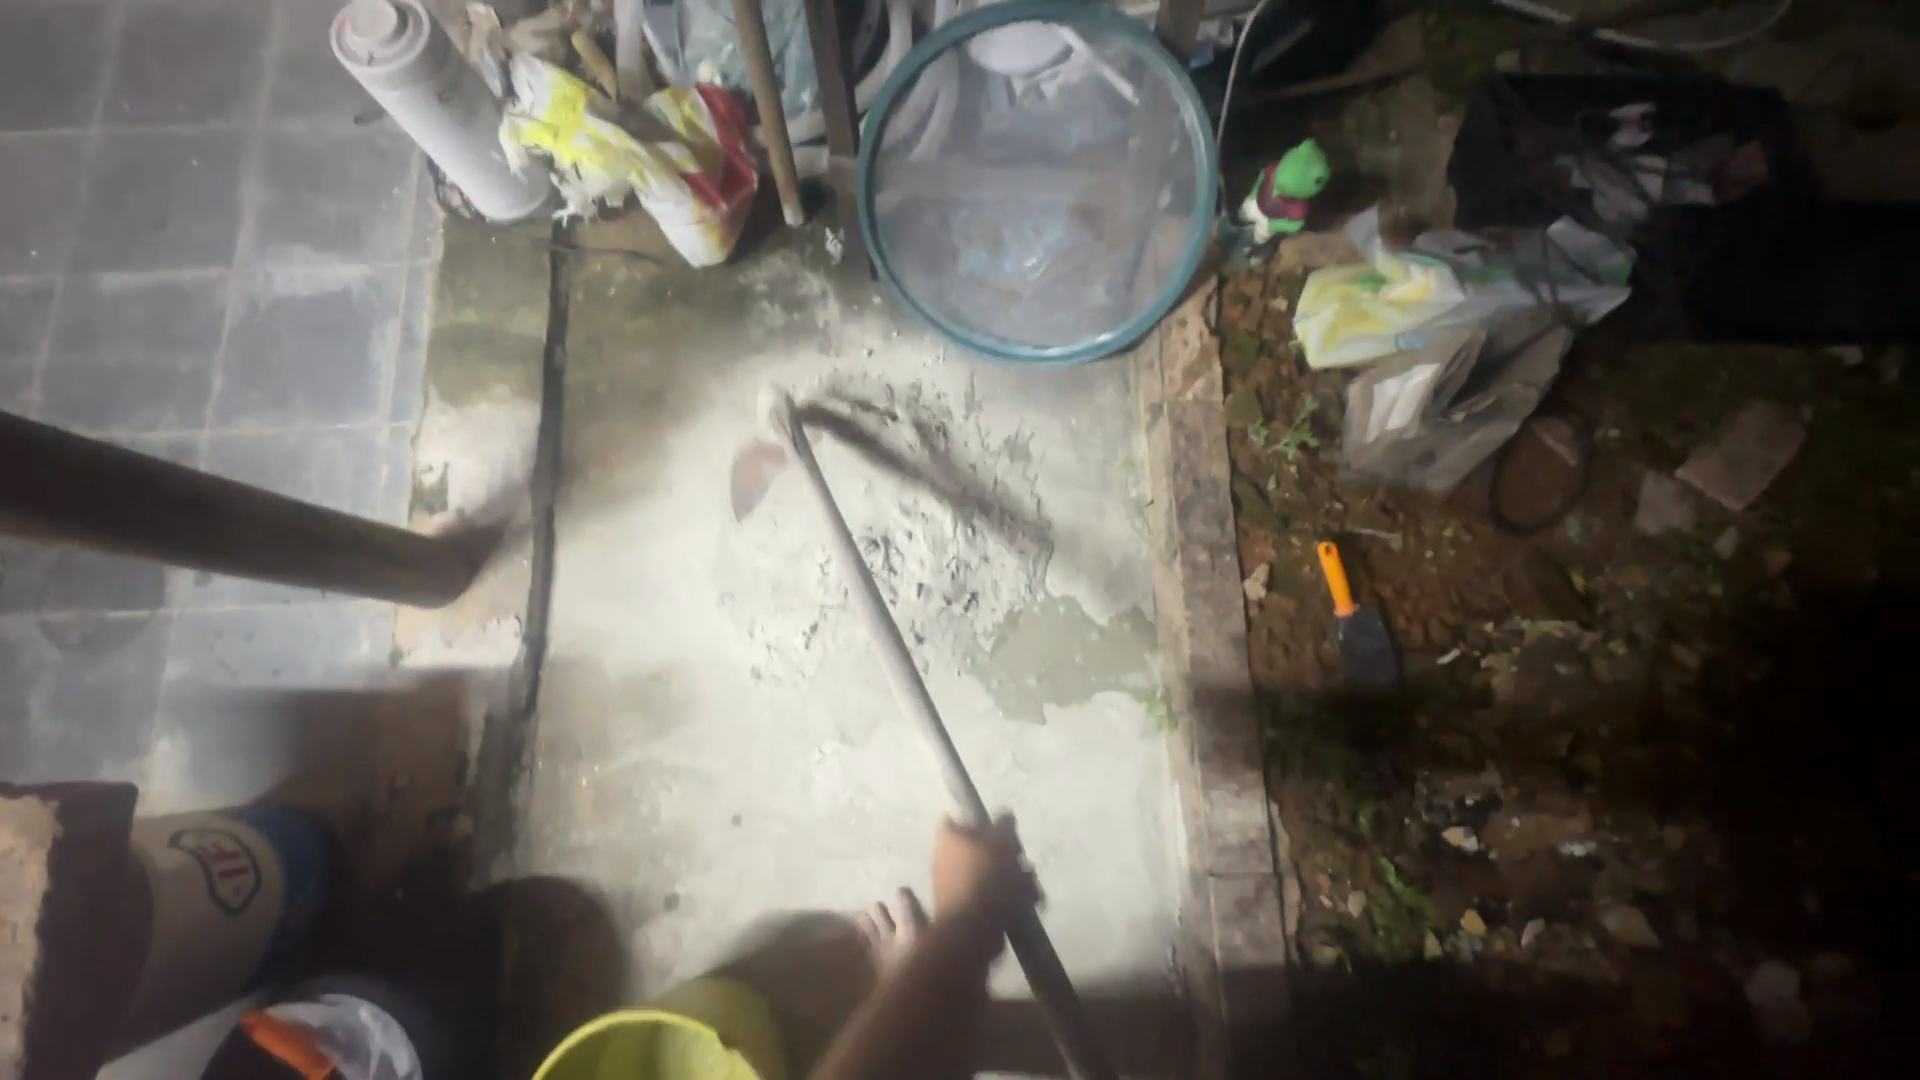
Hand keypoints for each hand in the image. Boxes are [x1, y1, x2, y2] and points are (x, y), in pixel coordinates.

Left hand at [930, 814, 1038, 926]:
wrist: (973, 930)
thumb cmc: (986, 877)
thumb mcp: (1001, 842)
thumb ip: (1004, 825)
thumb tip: (1005, 815)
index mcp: (947, 837)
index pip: (958, 818)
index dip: (980, 821)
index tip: (1001, 829)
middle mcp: (944, 858)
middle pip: (979, 848)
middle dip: (1005, 854)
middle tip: (1021, 860)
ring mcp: (954, 886)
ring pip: (988, 873)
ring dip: (1012, 878)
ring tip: (1029, 884)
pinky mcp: (966, 910)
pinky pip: (990, 897)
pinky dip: (1009, 899)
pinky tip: (1029, 902)